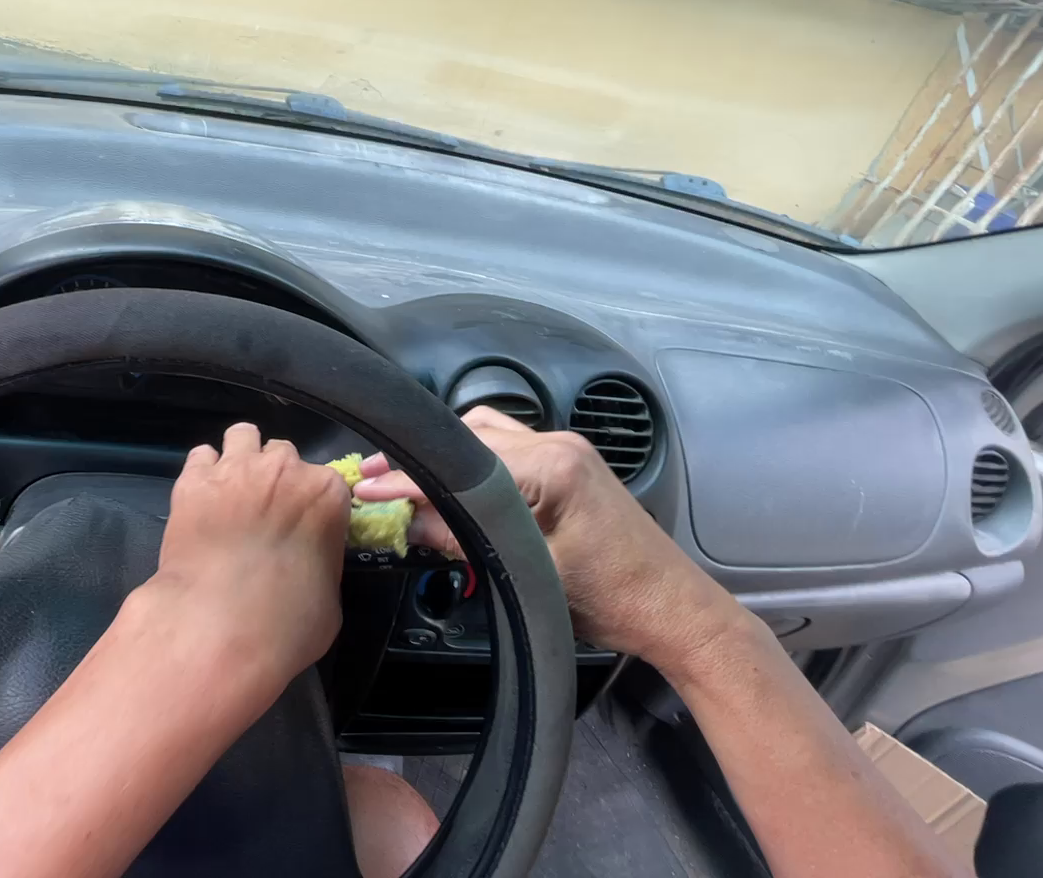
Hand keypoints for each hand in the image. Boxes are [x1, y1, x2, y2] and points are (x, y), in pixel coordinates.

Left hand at [147, 422, 352, 694]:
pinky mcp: (193, 480)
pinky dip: (204, 471)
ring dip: (241, 456)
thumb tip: (308, 560)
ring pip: (242, 435)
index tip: (301, 525)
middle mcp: (282, 469)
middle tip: (264, 510)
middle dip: (276, 476)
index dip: (312, 503)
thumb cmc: (287, 622)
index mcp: (325, 493)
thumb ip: (322, 560)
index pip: (327, 481)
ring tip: (233, 487)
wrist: (219, 624)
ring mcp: (235, 469)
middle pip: (283, 453)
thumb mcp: (330, 597)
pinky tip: (202, 495)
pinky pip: (201, 455)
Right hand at [353, 407, 747, 668]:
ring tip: (406, 477)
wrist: (677, 612)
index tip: (365, 487)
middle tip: (374, 479)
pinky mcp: (570, 461)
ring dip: (445, 452)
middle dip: (419, 459)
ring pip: (484, 431)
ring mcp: (565, 448)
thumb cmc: (610, 602)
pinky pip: (507, 444)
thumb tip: (404, 520)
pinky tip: (454, 478)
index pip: (459, 461)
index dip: (406, 477)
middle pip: (467, 434)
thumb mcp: (528, 575)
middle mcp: (557, 443)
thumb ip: (462, 539)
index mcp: (550, 467)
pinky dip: (472, 456)